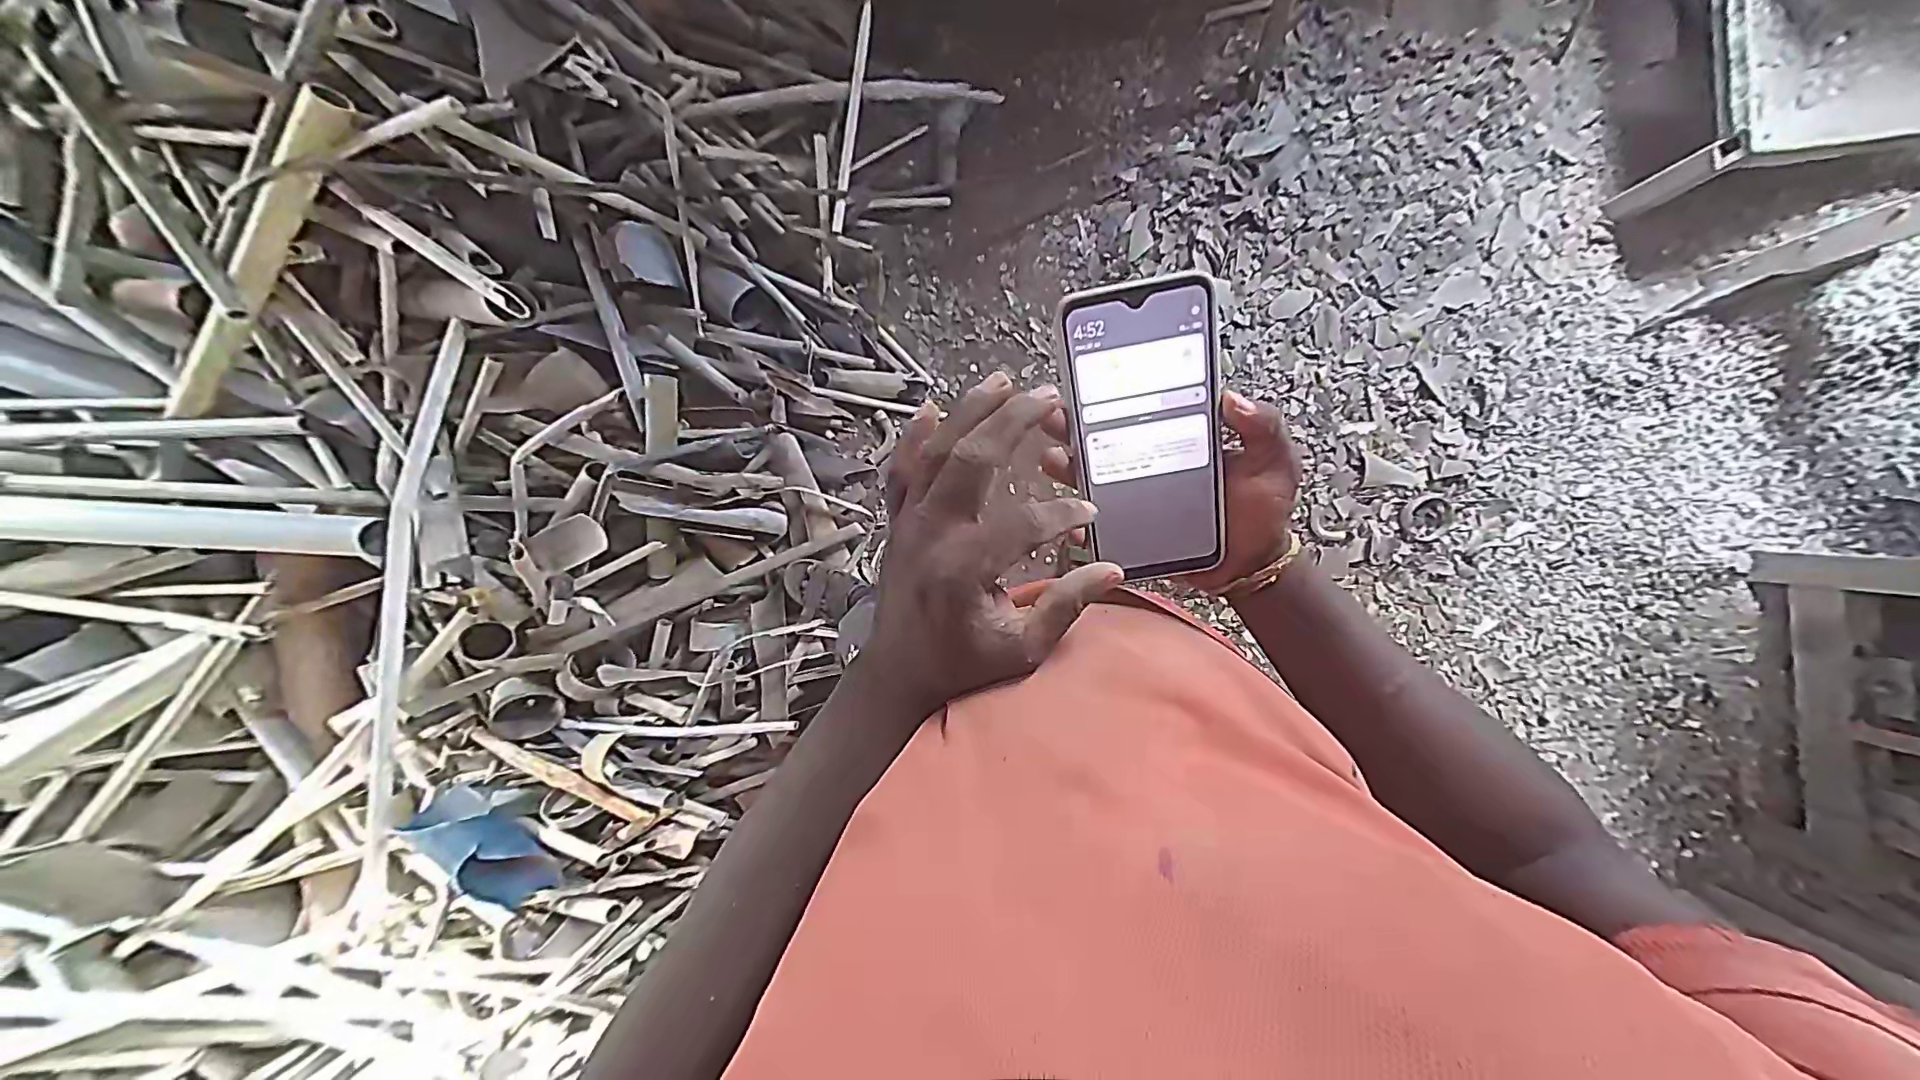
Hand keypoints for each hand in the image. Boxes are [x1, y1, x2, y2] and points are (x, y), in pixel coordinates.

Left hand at [864, 374, 1125, 720]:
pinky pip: (901, 471)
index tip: (1089, 515)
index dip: (1061, 514)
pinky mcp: (898, 523)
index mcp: (963, 569)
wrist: (899, 672)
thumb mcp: (1020, 650)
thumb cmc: (959, 665)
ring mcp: (909, 524)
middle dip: (1011, 423)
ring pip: (935, 454)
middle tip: (1046, 397)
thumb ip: (1063, 608)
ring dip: (969, 413)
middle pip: (971, 461)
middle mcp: (931, 535)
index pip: (1021, 524)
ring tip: (1001, 382)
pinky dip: (914, 438)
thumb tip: (1109, 570)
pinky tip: (931, 409)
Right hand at [1040, 389, 1301, 592]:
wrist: (1250, 564)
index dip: (1110, 395)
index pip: (1139, 408)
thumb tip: (1233, 398)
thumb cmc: (1262, 510)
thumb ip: (1264, 428)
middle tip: (1058, 417)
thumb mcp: (1275, 462)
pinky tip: (1073, 519)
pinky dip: (1080, 521)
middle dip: (1074, 425)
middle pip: (1103, 438)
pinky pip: (1097, 522)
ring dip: (1068, 465)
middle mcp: (1150, 461)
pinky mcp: (1128, 527)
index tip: (1089, 383)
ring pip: (1091, 477)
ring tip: (1056, 459)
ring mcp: (1135, 495)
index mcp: (1179, 437)